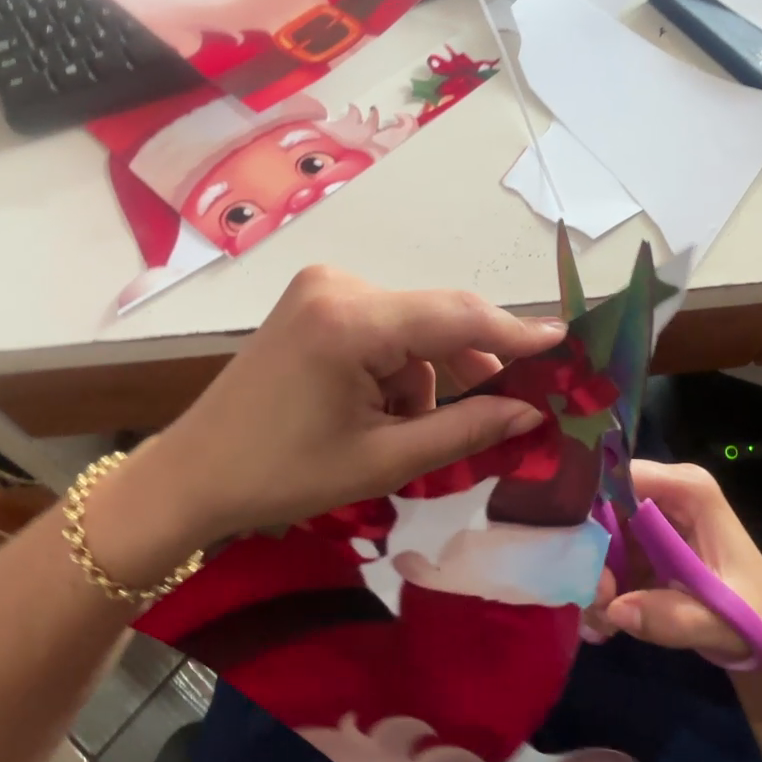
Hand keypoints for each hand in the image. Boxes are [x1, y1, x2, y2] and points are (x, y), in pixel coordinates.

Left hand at [139, 266, 564, 550]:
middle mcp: (339, 285)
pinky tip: (381, 407)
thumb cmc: (283, 476)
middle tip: (506, 409)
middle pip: (438, 317)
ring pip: (414, 326)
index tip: (566, 345)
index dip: (517, 334)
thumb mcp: (383, 461)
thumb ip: (466, 430)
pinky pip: (384, 327)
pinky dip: (398, 366)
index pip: (458, 317)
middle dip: (471, 365)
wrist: (195, 474)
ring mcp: (322, 287)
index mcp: (351, 320)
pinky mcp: (314, 301)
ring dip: (429, 374)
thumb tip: (533, 412)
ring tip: (410, 427)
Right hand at [586, 461, 761, 663]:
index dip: (593, 513)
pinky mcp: (642, 542)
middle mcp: (666, 493)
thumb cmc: (756, 619)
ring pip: (597, 535)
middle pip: (602, 508)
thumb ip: (672, 618)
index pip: (621, 477)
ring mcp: (651, 517)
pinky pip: (604, 555)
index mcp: (690, 491)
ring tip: (602, 625)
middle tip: (597, 605)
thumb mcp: (720, 622)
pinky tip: (606, 625)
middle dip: (590, 557)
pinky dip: (600, 589)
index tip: (583, 564)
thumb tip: (615, 609)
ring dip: (592, 580)